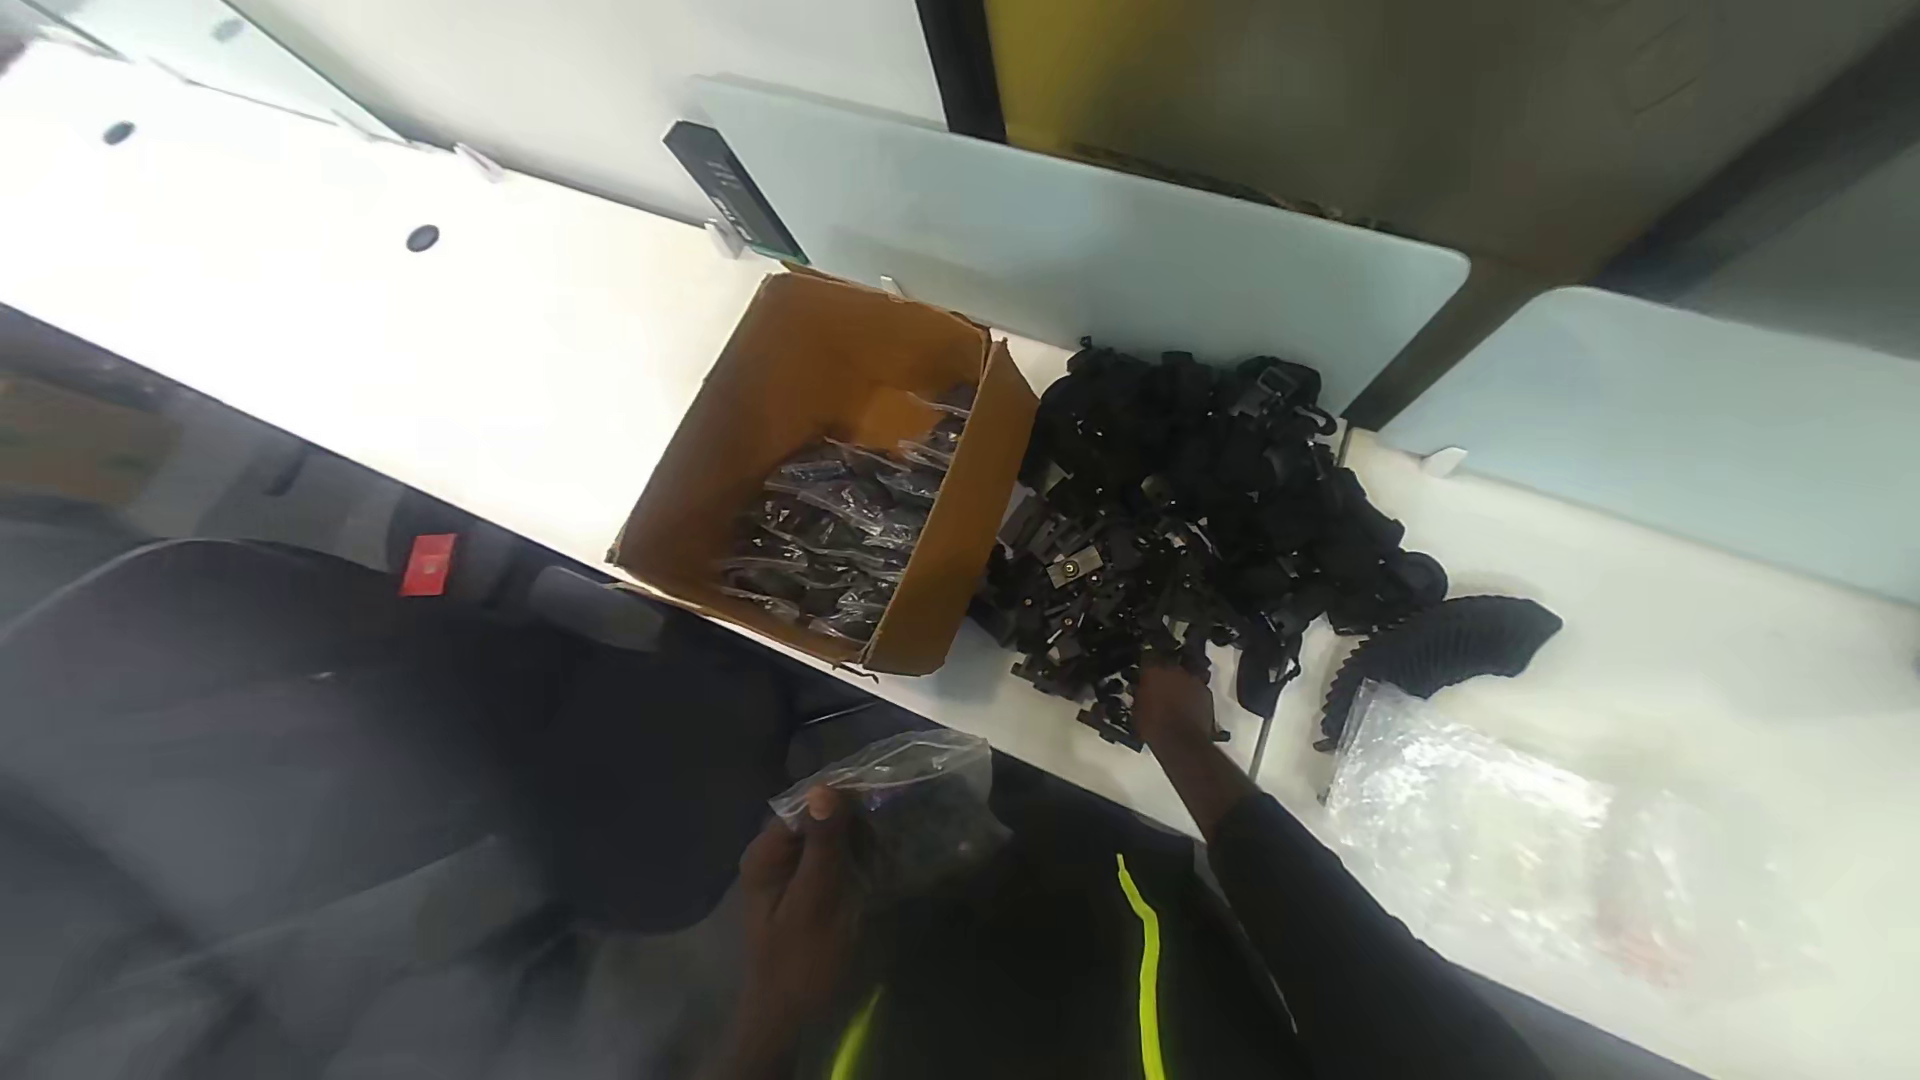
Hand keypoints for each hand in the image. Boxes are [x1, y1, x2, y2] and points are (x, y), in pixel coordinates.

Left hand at [708, 787, 863, 1078]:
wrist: (791, 1019)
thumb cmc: (801, 961)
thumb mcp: (816, 899)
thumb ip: (822, 843)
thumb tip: (826, 787)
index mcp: (767, 850)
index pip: (808, 801)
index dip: (845, 795)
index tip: (882, 797)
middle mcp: (776, 849)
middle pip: (821, 813)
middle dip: (857, 821)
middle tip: (887, 838)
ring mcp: (793, 864)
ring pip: (834, 831)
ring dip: (863, 839)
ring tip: (886, 855)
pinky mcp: (810, 880)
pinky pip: (838, 852)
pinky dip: (860, 855)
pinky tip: (878, 867)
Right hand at [1134, 661, 1216, 749]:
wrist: (1182, 742)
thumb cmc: (1153, 726)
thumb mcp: (1137, 708)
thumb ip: (1139, 692)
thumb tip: (1140, 687)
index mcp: (1153, 669)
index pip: (1148, 656)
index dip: (1146, 663)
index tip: (1144, 670)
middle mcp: (1175, 668)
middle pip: (1169, 663)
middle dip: (1164, 671)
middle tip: (1159, 683)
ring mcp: (1193, 679)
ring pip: (1184, 674)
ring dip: (1180, 681)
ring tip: (1175, 694)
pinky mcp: (1207, 692)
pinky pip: (1196, 687)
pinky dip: (1192, 693)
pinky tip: (1188, 704)